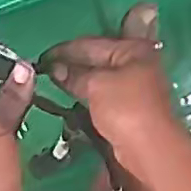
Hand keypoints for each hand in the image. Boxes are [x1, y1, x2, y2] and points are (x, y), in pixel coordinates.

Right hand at [41, 4, 185, 168]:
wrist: (148, 147)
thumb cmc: (125, 108)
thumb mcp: (96, 85)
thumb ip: (75, 75)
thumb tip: (55, 70)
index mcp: (132, 50)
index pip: (91, 43)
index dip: (64, 50)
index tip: (42, 57)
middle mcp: (137, 64)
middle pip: (98, 59)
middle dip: (73, 63)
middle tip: (45, 68)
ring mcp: (135, 88)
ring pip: (101, 79)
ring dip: (80, 80)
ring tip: (54, 81)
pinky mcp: (130, 109)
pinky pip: (104, 96)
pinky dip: (88, 95)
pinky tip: (73, 97)